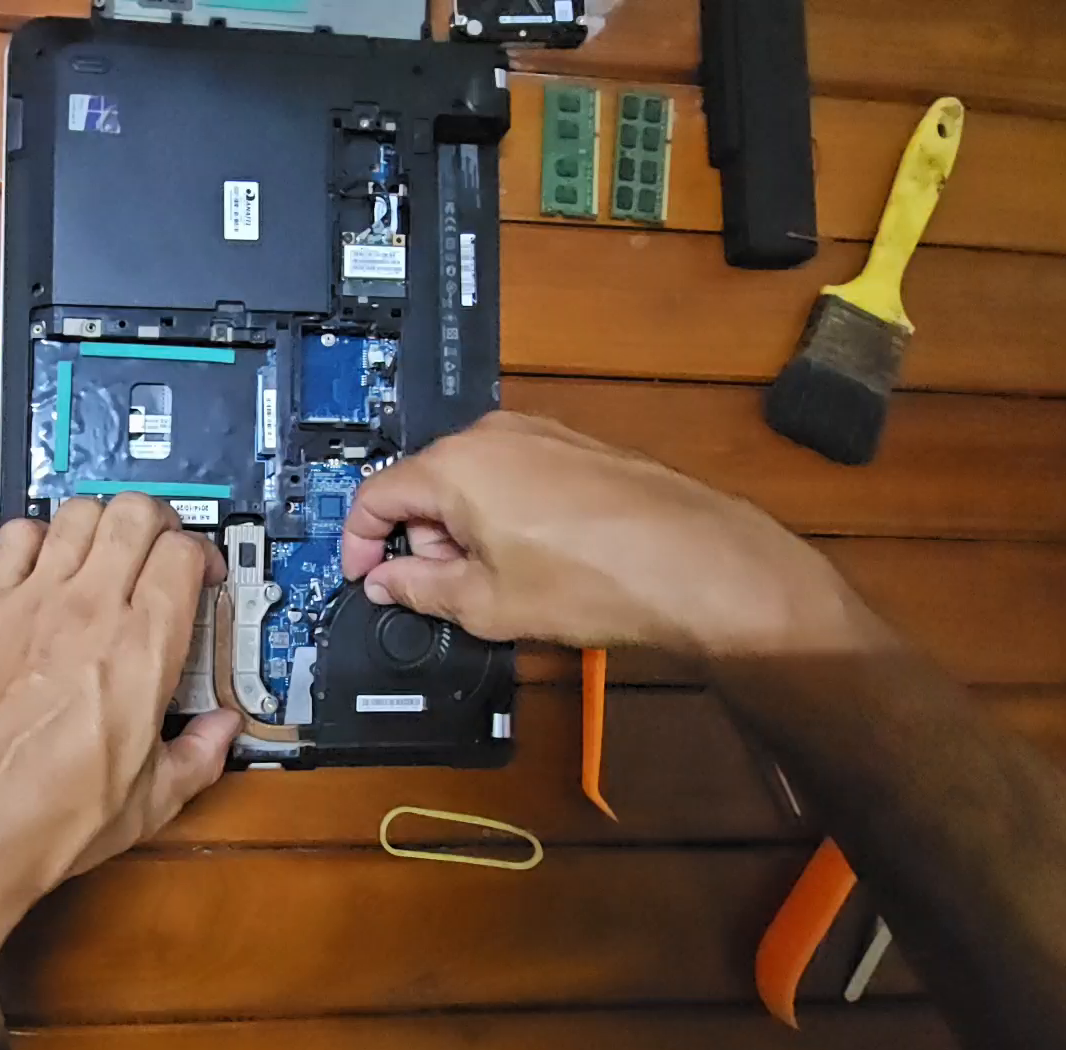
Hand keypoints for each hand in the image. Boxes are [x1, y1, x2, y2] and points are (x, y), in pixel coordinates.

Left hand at [0, 495, 241, 910]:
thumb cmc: (59, 815)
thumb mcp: (153, 798)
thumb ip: (202, 755)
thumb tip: (225, 730)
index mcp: (143, 649)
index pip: (184, 554)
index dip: (202, 554)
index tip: (201, 577)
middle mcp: (91, 610)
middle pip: (134, 513)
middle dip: (159, 521)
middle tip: (160, 551)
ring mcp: (35, 602)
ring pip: (79, 513)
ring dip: (105, 522)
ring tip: (109, 551)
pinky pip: (16, 536)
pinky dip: (39, 536)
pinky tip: (48, 566)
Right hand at [340, 412, 877, 655]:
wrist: (707, 567)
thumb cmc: (589, 583)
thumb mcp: (484, 602)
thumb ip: (416, 587)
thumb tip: (382, 581)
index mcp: (453, 466)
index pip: (374, 496)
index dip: (358, 542)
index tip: (363, 579)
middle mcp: (488, 434)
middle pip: (419, 485)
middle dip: (417, 538)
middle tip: (444, 586)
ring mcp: (535, 431)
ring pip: (462, 478)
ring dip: (457, 527)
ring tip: (497, 575)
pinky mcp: (571, 442)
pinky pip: (505, 471)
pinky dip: (495, 510)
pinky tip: (532, 550)